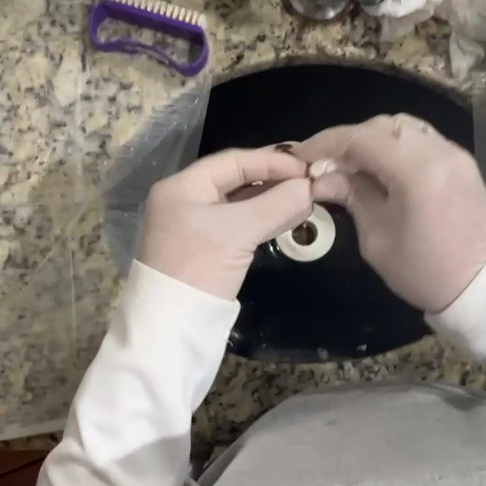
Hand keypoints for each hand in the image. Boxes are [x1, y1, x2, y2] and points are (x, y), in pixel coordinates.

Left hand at [139, 147, 316, 298]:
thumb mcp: (238, 231)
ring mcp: (196, 227)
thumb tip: (310, 186)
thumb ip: (276, 204)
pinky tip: (292, 217)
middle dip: (274, 180)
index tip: (306, 167)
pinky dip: (265, 220)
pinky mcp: (209, 251)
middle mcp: (186, 201)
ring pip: (242, 205)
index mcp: (182, 187)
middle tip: (310, 180)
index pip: (233, 160)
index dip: (271, 160)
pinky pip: (241, 226)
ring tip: (307, 198)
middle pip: (237, 180)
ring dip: (274, 201)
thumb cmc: (199, 268)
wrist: (174, 325)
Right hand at [297, 115, 485, 312]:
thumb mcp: (377, 237)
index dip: (325, 143)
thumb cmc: (424, 270)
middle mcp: (438, 150)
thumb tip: (323, 179)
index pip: (361, 137)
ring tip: (349, 168)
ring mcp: (454, 154)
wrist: (484, 287)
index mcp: (416, 168)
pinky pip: (421, 143)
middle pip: (383, 126)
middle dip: (349, 141)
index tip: (300, 157)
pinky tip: (379, 172)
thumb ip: (352, 196)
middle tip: (323, 166)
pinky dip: (395, 149)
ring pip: (404, 129)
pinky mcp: (462, 165)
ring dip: (372, 142)